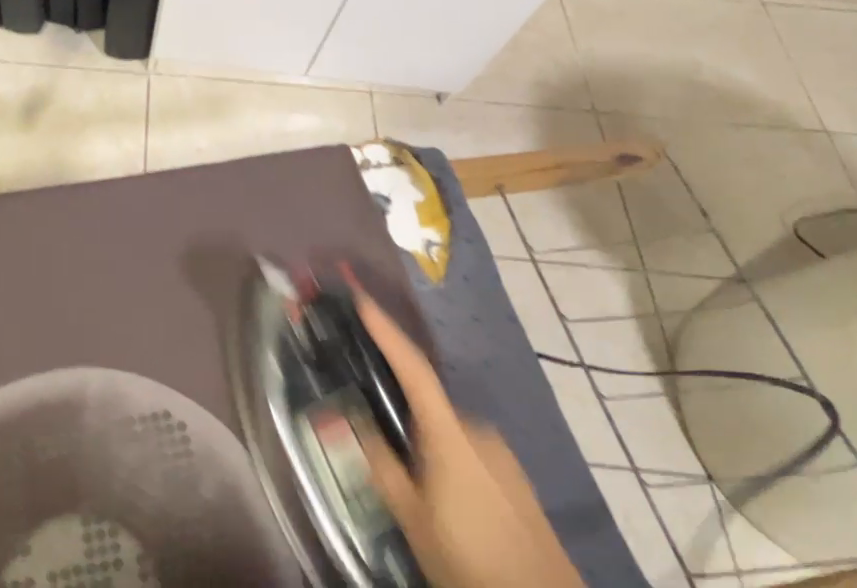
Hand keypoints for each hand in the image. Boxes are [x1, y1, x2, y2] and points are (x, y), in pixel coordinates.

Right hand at [352, 289, 584, 587]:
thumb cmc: (470, 557)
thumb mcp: (411, 517)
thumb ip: (379, 463)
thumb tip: (343, 418)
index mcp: (450, 434)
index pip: (413, 368)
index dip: (386, 331)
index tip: (360, 300)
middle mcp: (479, 431)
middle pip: (426, 406)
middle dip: (397, 412)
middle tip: (367, 431)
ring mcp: (501, 454)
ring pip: (446, 434)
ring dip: (422, 446)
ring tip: (404, 483)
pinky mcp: (513, 478)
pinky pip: (467, 453)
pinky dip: (445, 462)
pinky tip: (439, 499)